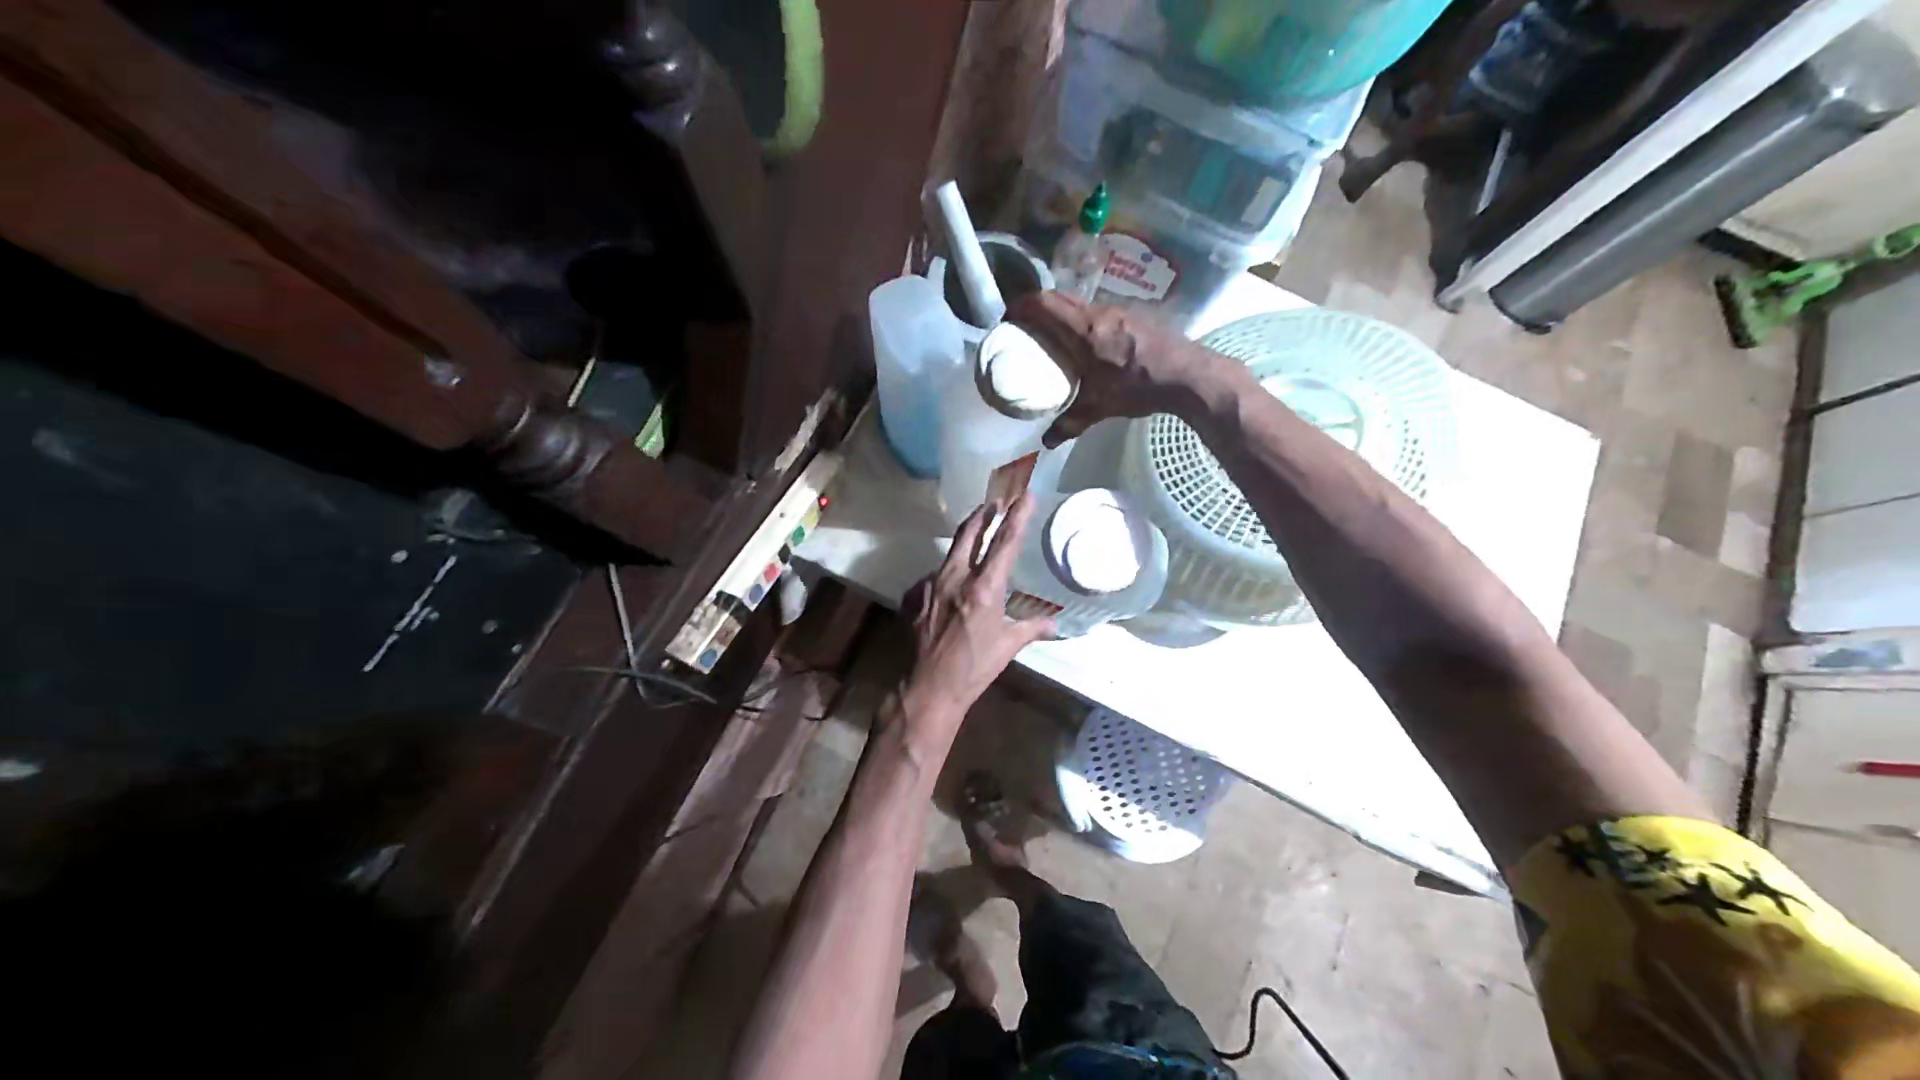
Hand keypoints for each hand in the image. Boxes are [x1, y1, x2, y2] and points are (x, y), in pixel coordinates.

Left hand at [898, 495, 1055, 743]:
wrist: (928, 687)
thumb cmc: (974, 667)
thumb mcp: (1008, 646)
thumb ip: (1031, 628)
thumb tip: (1054, 624)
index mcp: (983, 588)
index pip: (1005, 543)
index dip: (1017, 516)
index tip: (1024, 495)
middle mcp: (955, 578)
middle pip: (969, 533)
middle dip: (983, 514)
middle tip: (994, 502)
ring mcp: (929, 585)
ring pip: (949, 554)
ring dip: (964, 543)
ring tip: (974, 540)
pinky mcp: (912, 596)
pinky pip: (932, 578)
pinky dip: (945, 576)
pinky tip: (949, 589)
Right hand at [1006, 290, 1236, 446]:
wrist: (1188, 376)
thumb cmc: (1139, 387)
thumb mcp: (1100, 408)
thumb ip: (1070, 423)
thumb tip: (1047, 441)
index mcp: (1084, 330)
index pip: (1043, 303)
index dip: (1021, 306)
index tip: (1007, 320)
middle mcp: (1098, 313)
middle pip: (1057, 298)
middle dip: (1036, 309)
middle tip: (1023, 329)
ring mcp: (1117, 311)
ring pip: (1078, 304)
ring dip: (1059, 314)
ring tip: (1049, 336)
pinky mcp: (1132, 316)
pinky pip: (1096, 312)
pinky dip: (1080, 321)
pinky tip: (1082, 343)